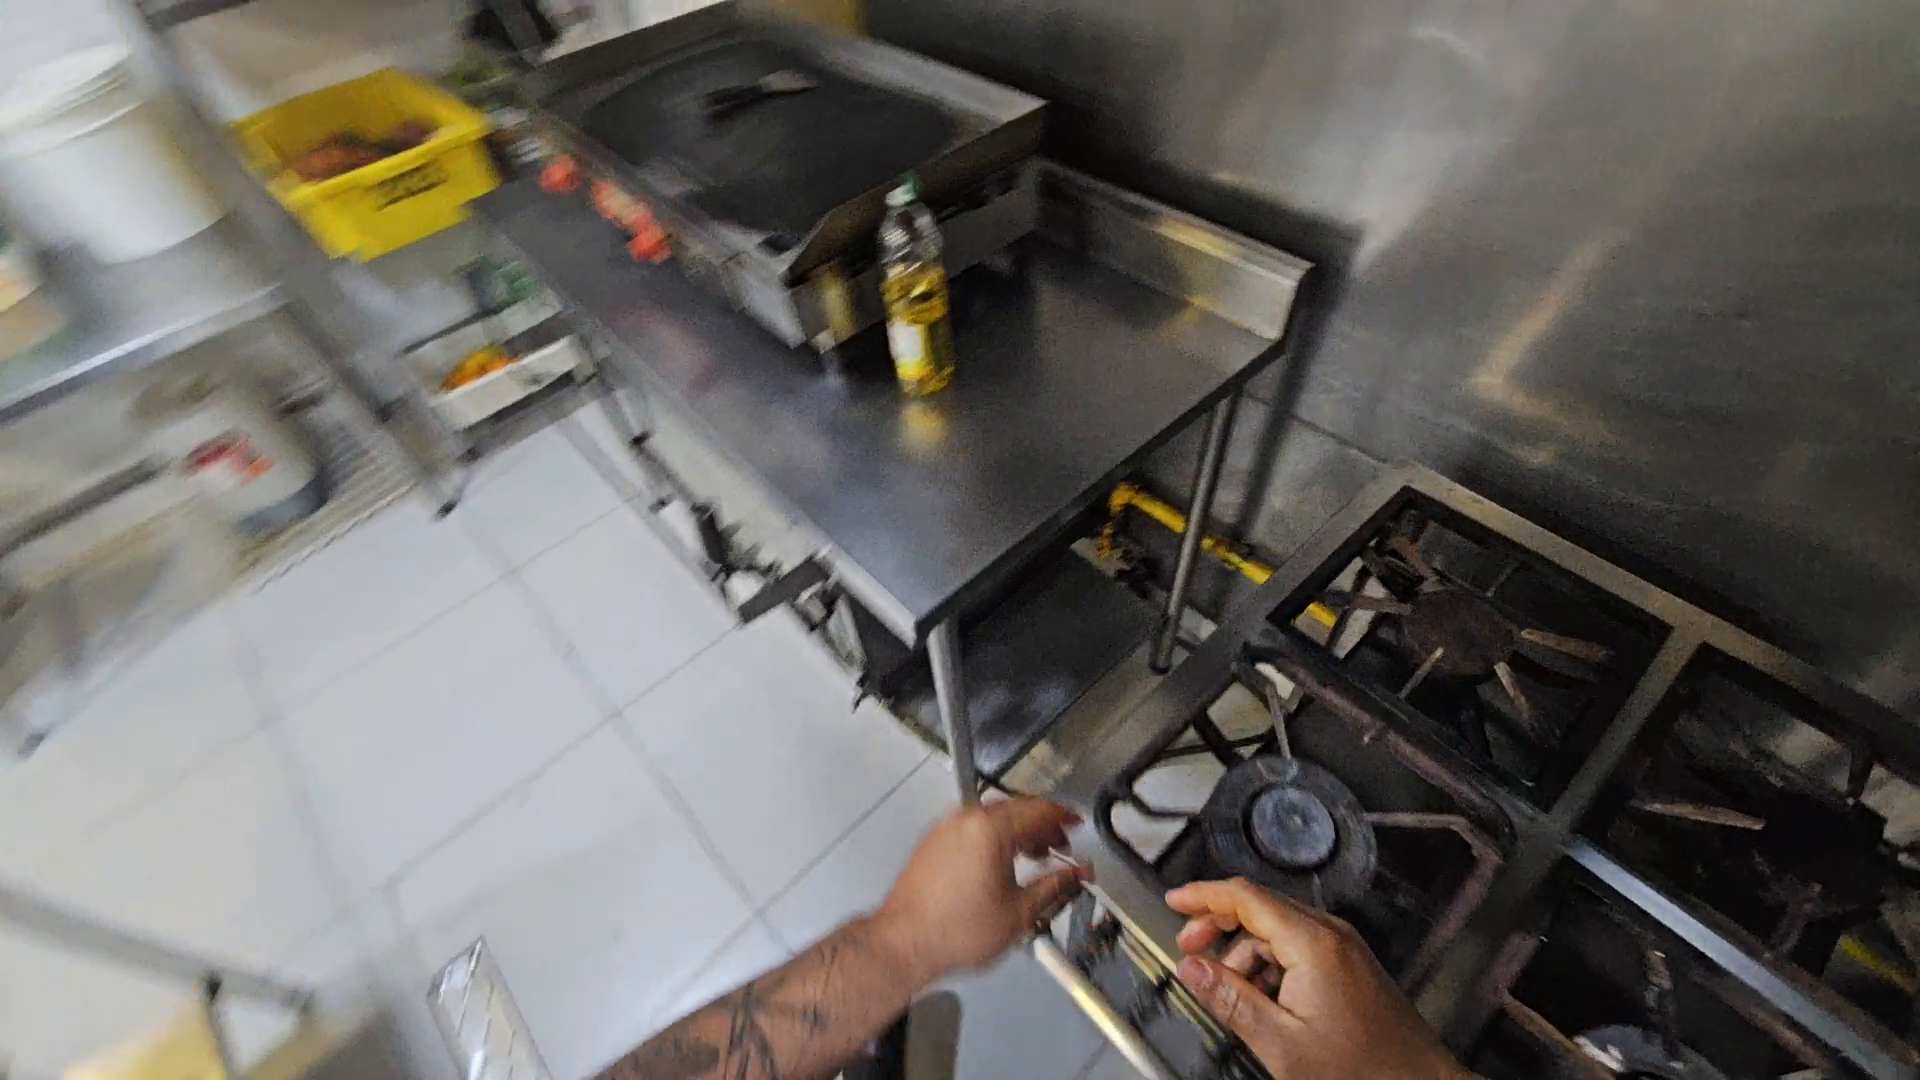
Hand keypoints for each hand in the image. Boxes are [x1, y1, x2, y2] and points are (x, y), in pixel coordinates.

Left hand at [873, 799, 1085, 983]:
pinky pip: (973, 826)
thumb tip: (1079, 872)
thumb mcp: (1019, 913)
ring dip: (1018, 830)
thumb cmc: (958, 931)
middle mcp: (966, 817)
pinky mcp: (934, 838)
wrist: (903, 942)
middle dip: (1041, 825)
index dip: (1063, 816)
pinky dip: (994, 835)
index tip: (1077, 824)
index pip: (1037, 809)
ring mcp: (947, 825)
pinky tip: (1002, 861)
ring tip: (1034, 855)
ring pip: (993, 816)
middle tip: (1060, 845)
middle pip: (1015, 808)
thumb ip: (1055, 886)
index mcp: (990, 828)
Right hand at [1167, 878, 1470, 1079]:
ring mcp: (1343, 947)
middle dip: (1218, 924)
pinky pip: (1297, 946)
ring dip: (1243, 951)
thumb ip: (1231, 1001)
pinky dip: (1269, 963)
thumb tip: (1188, 968)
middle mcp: (1329, 932)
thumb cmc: (1362, 1076)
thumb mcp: (1284, 1046)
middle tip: (1189, 951)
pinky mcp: (1350, 965)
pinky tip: (1261, 998)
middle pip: (1258, 907)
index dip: (1203, 895)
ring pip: (1276, 928)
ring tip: (1227, 992)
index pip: (1244, 896)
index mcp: (1312, 942)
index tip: (1172, 902)